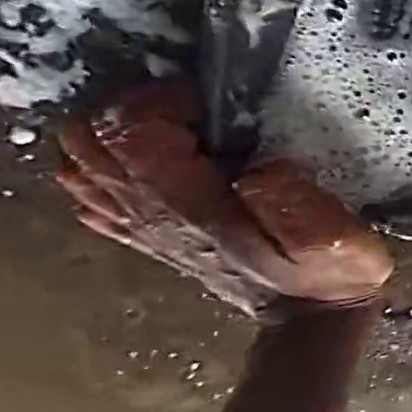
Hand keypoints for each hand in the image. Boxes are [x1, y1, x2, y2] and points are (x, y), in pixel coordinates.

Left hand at [55, 80, 392, 315]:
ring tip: (185, 122)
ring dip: (119, 127)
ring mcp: (136, 223)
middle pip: (88, 137)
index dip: (160, 99)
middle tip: (199, 104)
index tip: (213, 95)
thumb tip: (262, 164)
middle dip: (132, 105)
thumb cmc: (328, 272)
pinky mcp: (142, 230)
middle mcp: (146, 212)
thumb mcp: (331, 238)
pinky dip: (110, 157)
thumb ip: (296, 201)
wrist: (310, 316)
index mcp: (189, 206)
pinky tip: (162, 154)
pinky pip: (90, 183)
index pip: (129, 132)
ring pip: (79, 155)